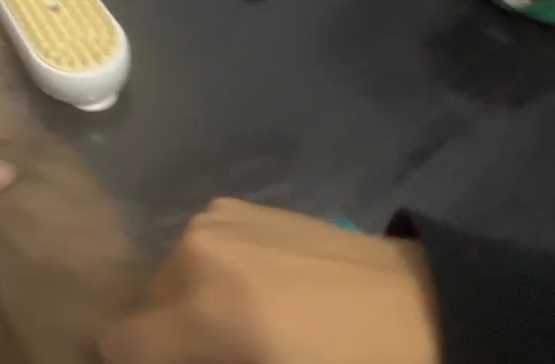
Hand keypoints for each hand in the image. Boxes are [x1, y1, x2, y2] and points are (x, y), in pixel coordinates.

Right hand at [101, 199, 440, 363]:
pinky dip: (215, 278)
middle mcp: (192, 250)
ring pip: (173, 276)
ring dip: (192, 308)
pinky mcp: (237, 207)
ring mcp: (214, 220)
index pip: (122, 343)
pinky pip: (202, 250)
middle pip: (146, 307)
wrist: (432, 314)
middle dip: (171, 342)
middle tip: (222, 360)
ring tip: (250, 334)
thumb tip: (193, 355)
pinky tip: (263, 299)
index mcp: (203, 309)